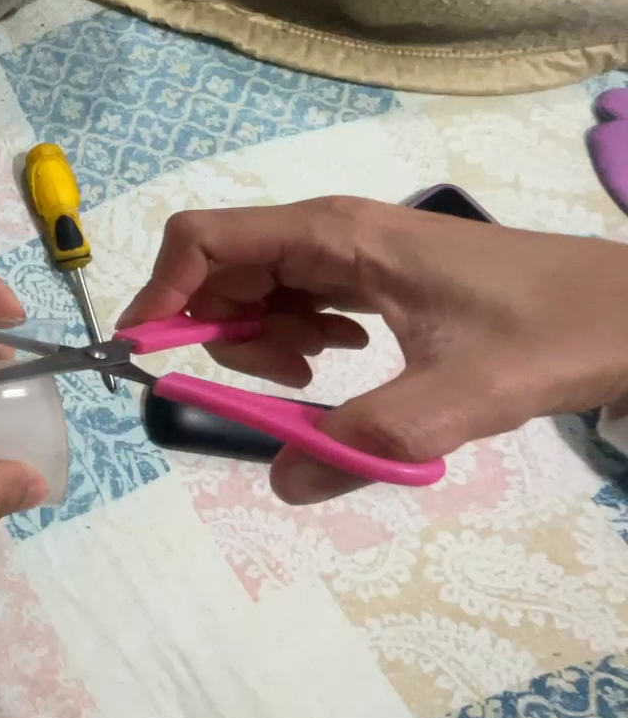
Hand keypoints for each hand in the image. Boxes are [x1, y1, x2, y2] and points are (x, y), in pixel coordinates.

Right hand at [118, 197, 627, 504]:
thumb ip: (372, 437)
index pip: (200, 241)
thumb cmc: (566, 328)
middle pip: (215, 272)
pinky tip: (339, 355)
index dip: (161, 289)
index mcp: (331, 234)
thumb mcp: (470, 390)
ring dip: (258, 340)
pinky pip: (280, 300)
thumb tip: (282, 485)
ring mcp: (335, 251)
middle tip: (279, 377)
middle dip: (222, 330)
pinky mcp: (352, 272)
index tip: (151, 348)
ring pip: (243, 290)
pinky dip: (287, 335)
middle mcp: (320, 232)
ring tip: (319, 371)